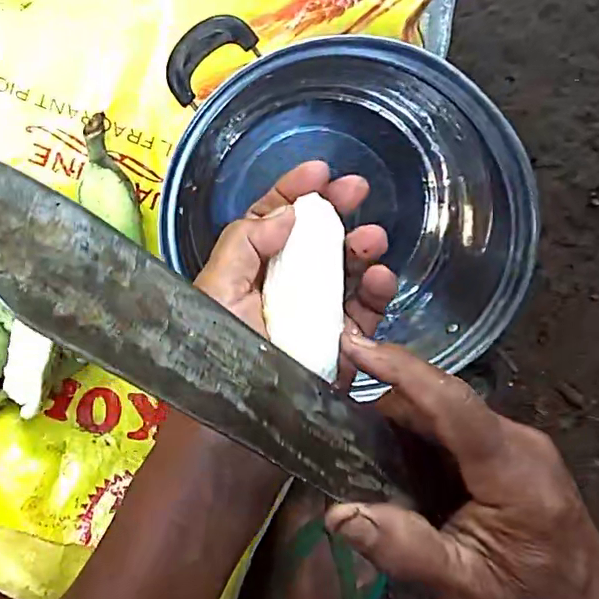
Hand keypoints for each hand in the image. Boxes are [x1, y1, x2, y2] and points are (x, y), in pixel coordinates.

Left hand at [191, 160, 398, 385]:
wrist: (237, 428)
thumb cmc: (218, 352)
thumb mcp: (217, 289)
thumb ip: (245, 244)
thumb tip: (286, 212)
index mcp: (244, 270)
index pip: (268, 221)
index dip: (291, 192)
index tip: (318, 170)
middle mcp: (278, 288)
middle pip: (311, 239)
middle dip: (334, 209)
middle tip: (357, 188)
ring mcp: (311, 316)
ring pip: (343, 271)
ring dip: (359, 248)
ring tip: (372, 237)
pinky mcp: (339, 346)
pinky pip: (364, 313)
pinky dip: (377, 293)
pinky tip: (381, 276)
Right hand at [323, 336, 598, 598]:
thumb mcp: (464, 590)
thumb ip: (401, 549)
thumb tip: (337, 514)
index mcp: (512, 472)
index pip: (451, 402)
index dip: (399, 369)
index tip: (350, 345)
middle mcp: (516, 439)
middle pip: (436, 398)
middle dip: (380, 395)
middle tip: (327, 409)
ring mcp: (513, 438)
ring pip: (438, 406)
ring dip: (393, 416)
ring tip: (350, 437)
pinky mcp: (503, 443)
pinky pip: (446, 420)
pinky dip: (410, 428)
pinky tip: (387, 453)